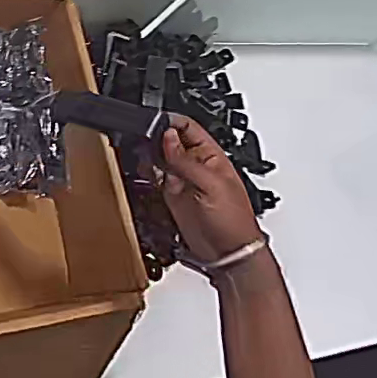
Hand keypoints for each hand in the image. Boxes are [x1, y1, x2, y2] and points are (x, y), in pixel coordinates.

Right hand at [158, 114, 264, 263]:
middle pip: (170, 140)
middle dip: (156, 137)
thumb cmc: (234, 220)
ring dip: (149, 154)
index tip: (155, 123)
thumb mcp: (210, 185)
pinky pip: (155, 177)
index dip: (171, 122)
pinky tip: (145, 171)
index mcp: (210, 155)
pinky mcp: (172, 195)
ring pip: (160, 157)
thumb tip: (168, 136)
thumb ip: (186, 161)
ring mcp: (182, 179)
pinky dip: (147, 172)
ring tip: (142, 154)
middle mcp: (195, 164)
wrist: (228, 255)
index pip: (187, 127)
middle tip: (144, 139)